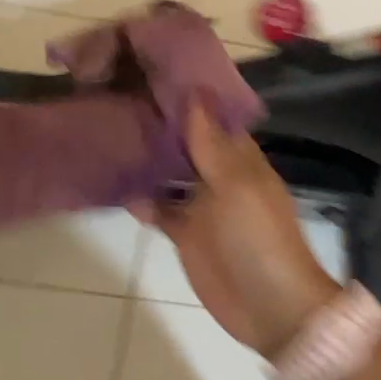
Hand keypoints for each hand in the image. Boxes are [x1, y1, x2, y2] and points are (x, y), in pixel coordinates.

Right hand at [132, 105, 341, 358]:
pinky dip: (141, 199)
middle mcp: (220, 174)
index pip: (212, 118)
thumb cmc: (259, 237)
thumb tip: (195, 92)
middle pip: (188, 144)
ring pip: (170, 174)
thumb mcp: (236, 184)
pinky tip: (115, 185)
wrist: (271, 307)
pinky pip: (160, 209)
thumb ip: (210, 142)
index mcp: (241, 157)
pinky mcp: (186, 235)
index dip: (188, 98)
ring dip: (148, 160)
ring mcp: (202, 206)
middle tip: (117, 99)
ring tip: (109, 133)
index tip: (152, 72)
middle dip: (160, 126)